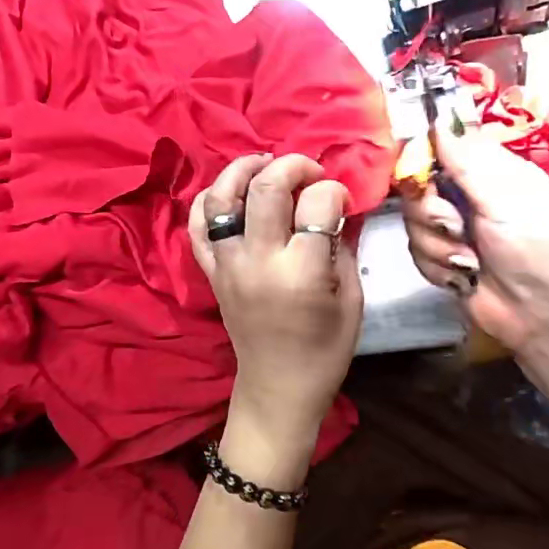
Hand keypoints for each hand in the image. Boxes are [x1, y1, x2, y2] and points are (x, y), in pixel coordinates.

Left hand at [189, 154, 360, 481]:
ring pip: (220, 198)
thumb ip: (340, 245)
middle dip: (292, 166)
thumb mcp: (351, 297)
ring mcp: (226, 264)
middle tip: (309, 172)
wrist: (278, 385)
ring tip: (264, 164)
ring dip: (242, 170)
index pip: (316, 204)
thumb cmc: (325, 348)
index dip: (333, 191)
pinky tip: (229, 192)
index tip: (340, 200)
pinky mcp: (209, 272)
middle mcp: (257, 261)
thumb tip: (332, 204)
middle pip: (265, 188)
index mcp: (300, 272)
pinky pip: (196, 226)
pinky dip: (207, 200)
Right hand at [402, 121, 548, 358]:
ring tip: (468, 260)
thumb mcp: (505, 197)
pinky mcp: (441, 258)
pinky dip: (436, 266)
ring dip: (436, 245)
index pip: (440, 146)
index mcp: (489, 170)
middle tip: (453, 226)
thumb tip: (437, 118)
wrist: (542, 315)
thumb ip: (467, 160)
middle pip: (416, 187)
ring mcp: (452, 228)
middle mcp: (467, 194)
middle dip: (429, 211)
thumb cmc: (537, 248)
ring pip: (412, 223)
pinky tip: (462, 276)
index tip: (416, 174)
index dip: (420, 157)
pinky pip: (415, 252)